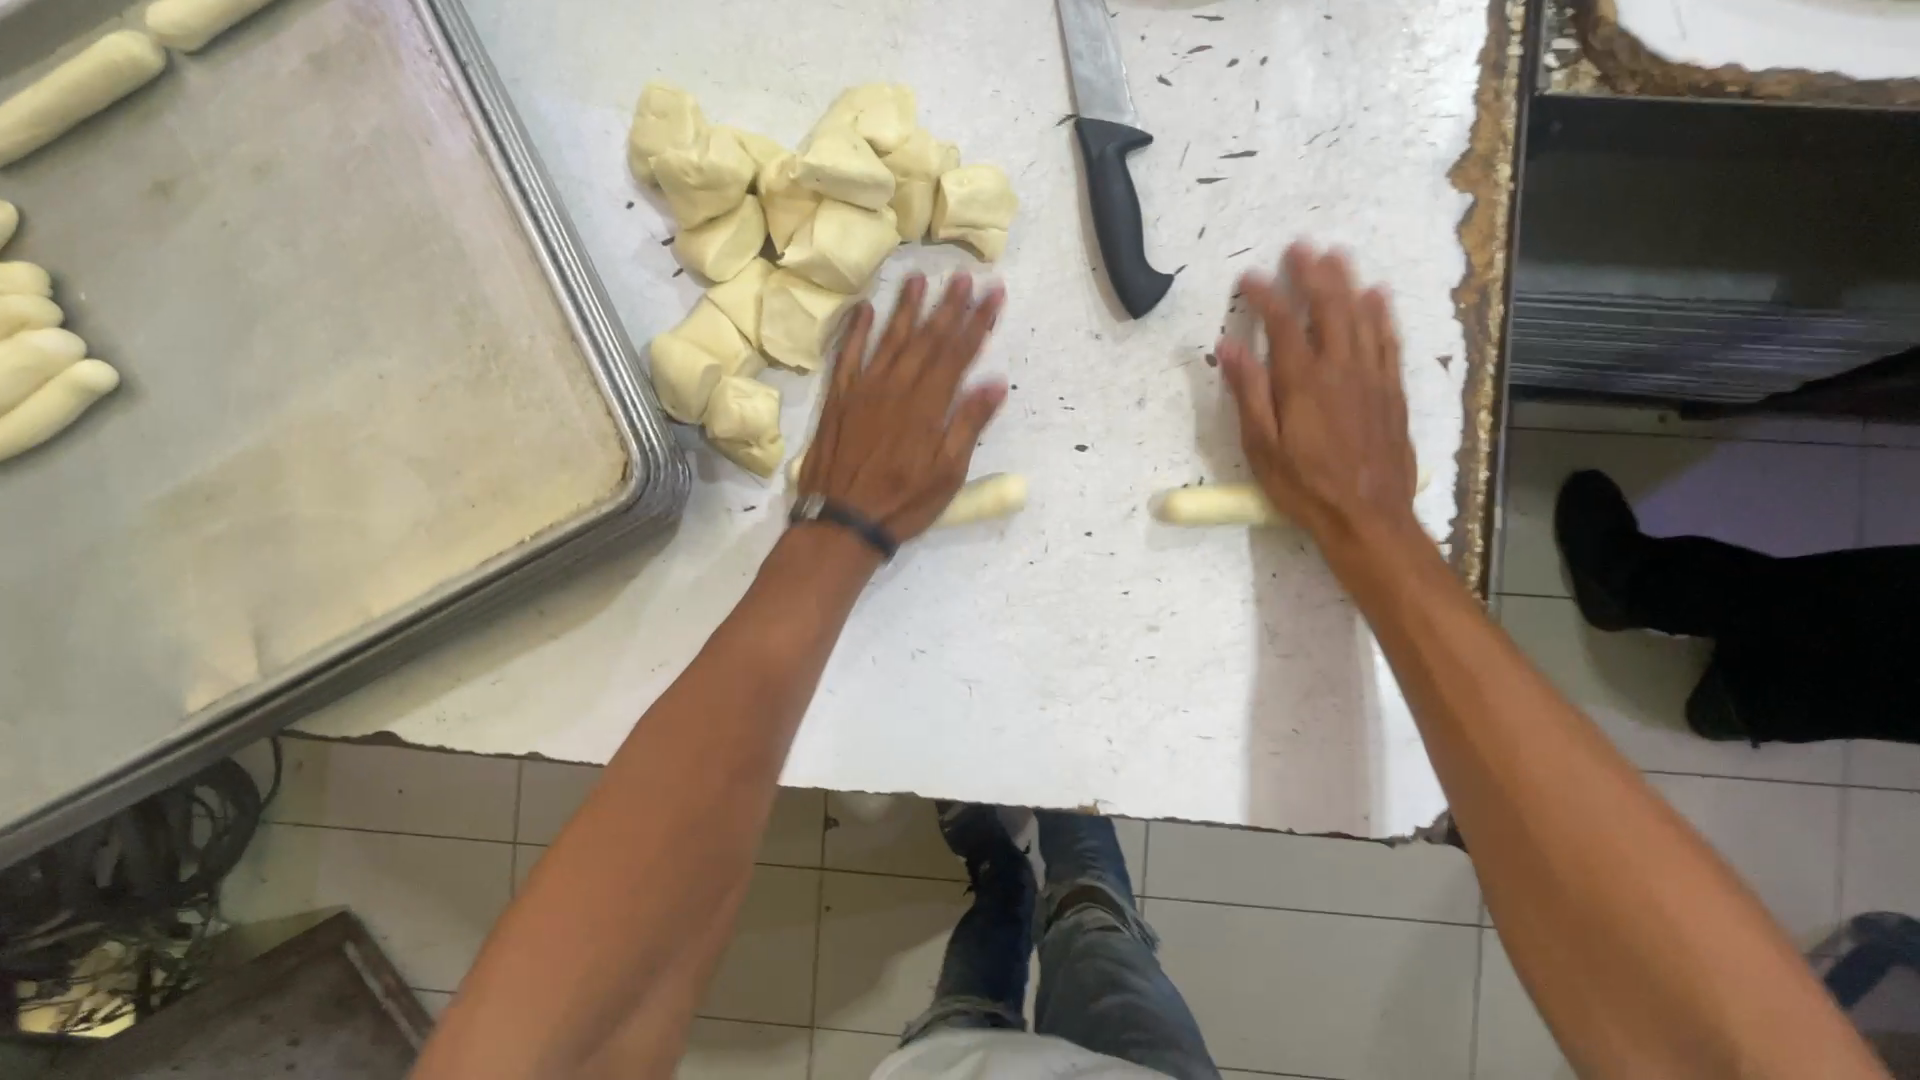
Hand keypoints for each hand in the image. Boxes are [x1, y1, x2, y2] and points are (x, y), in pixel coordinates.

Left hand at [799, 273, 1007, 543]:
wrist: (840, 520)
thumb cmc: (903, 502)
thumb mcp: (947, 473)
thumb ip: (969, 424)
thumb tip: (995, 383)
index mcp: (928, 405)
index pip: (958, 353)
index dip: (978, 321)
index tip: (994, 293)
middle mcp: (896, 387)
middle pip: (927, 338)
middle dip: (949, 306)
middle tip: (965, 276)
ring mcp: (863, 389)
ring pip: (889, 338)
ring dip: (907, 307)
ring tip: (920, 278)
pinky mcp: (837, 398)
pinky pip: (847, 354)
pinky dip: (856, 330)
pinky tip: (866, 308)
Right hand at [1217, 242, 1419, 546]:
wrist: (1367, 515)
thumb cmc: (1304, 487)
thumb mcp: (1261, 446)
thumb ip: (1248, 392)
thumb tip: (1229, 347)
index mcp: (1302, 382)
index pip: (1282, 325)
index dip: (1265, 296)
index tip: (1250, 277)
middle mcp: (1340, 369)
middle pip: (1328, 308)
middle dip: (1312, 274)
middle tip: (1300, 247)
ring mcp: (1371, 377)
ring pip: (1361, 317)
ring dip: (1347, 283)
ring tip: (1336, 256)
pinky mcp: (1392, 391)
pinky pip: (1388, 341)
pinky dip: (1382, 314)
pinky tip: (1378, 296)